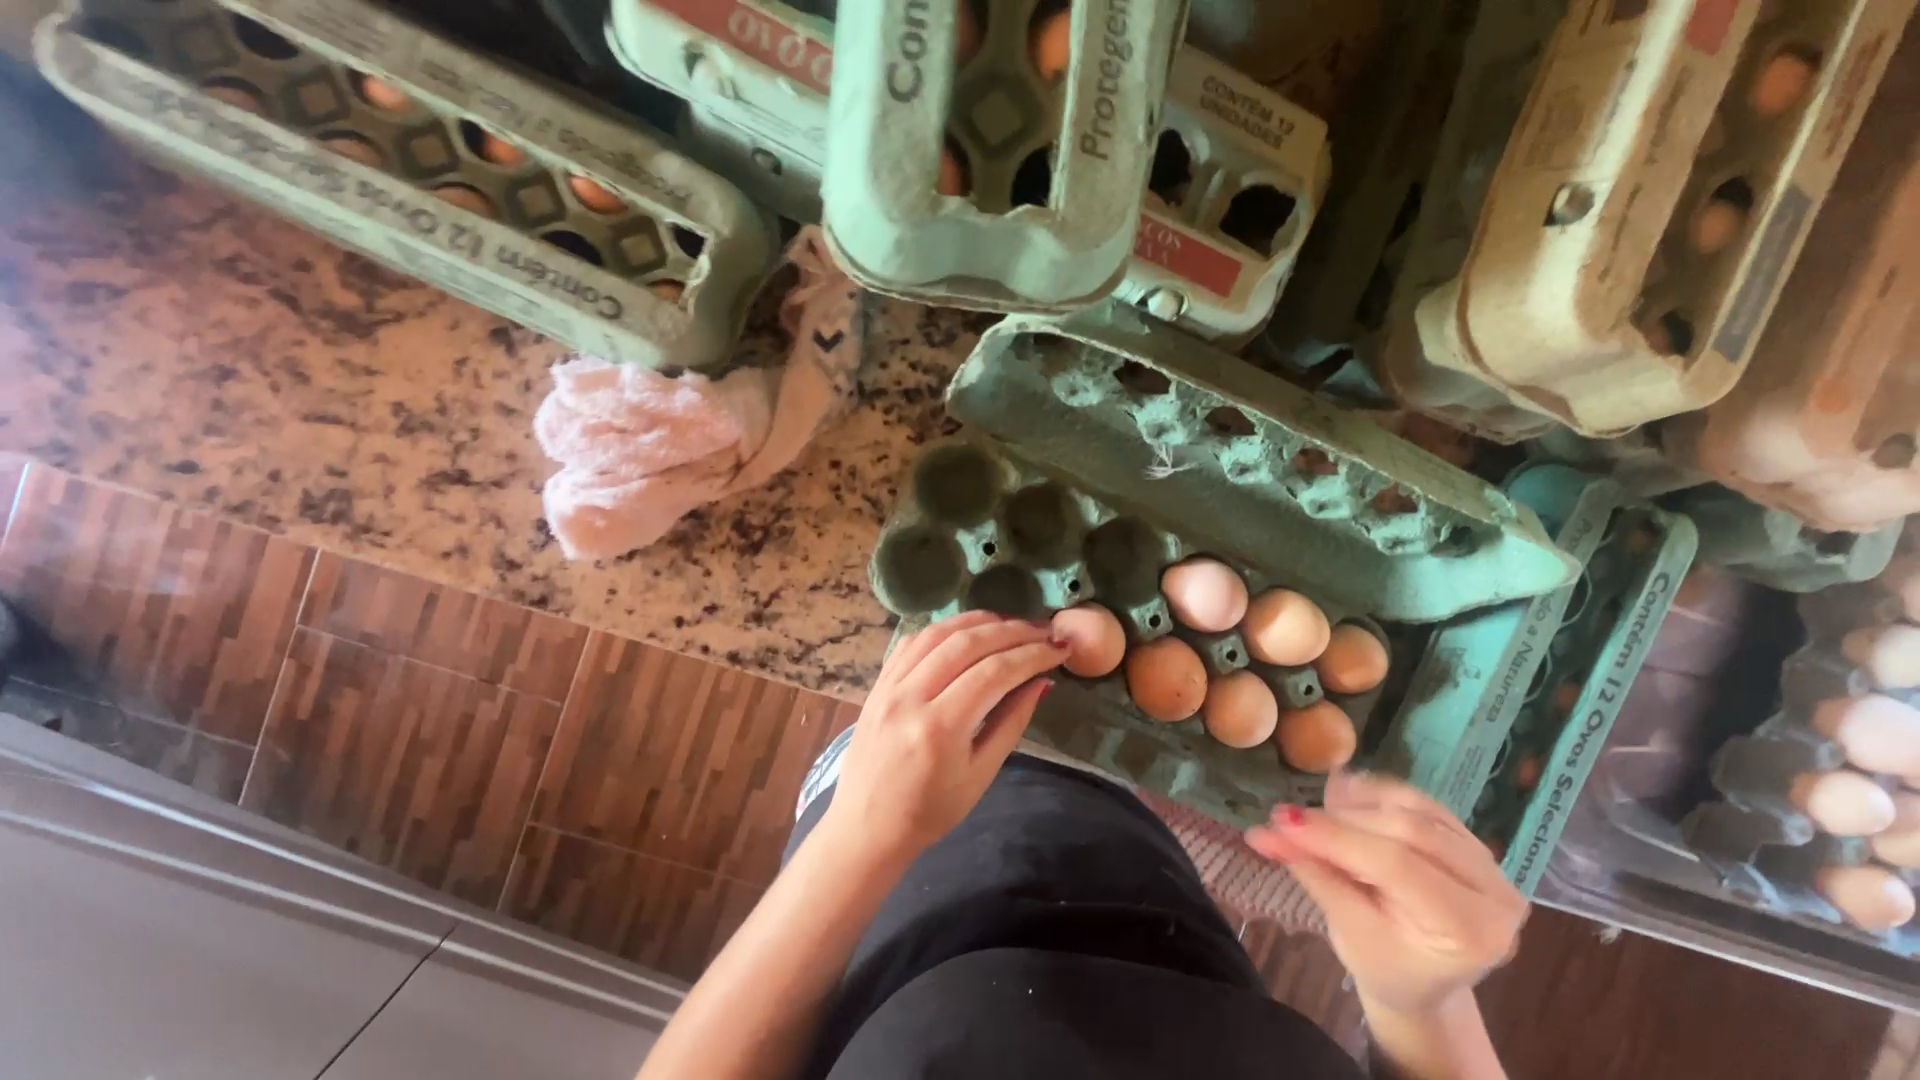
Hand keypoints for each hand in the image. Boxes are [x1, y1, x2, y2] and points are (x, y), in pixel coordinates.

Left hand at [821, 610, 1067, 866]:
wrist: (867, 828)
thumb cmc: (930, 812)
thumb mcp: (981, 774)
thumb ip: (1012, 723)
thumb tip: (1041, 681)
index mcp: (940, 727)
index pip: (995, 671)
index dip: (1033, 654)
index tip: (1060, 647)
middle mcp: (911, 696)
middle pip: (968, 643)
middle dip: (1012, 631)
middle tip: (1044, 630)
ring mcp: (889, 686)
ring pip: (939, 633)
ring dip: (979, 622)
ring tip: (1012, 624)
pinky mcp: (878, 683)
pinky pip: (914, 641)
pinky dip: (945, 629)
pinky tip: (968, 631)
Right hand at [1245, 772, 1528, 1018]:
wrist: (1423, 981)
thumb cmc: (1385, 967)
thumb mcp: (1347, 930)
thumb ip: (1313, 873)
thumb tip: (1260, 832)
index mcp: (1473, 930)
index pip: (1397, 865)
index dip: (1336, 836)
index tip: (1280, 818)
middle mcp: (1496, 892)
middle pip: (1411, 831)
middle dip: (1343, 818)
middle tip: (1288, 815)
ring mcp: (1491, 864)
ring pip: (1417, 810)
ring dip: (1360, 802)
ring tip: (1316, 804)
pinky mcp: (1474, 842)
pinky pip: (1424, 804)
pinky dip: (1380, 795)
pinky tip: (1345, 792)